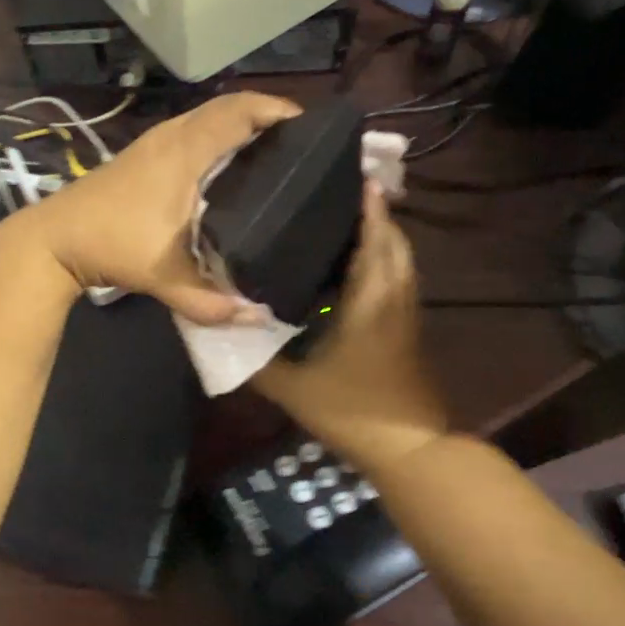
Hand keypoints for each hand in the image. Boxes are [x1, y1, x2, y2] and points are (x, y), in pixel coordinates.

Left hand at [18, 91, 301, 324]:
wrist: (53, 239)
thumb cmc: (110, 245)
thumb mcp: (164, 278)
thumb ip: (213, 301)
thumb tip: (260, 317)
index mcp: (183, 152)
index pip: (237, 111)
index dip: (275, 110)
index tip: (310, 127)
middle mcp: (171, 136)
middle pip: (227, 107)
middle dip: (266, 116)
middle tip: (301, 144)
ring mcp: (153, 142)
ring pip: (207, 117)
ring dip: (240, 125)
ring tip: (275, 153)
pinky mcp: (142, 154)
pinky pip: (192, 131)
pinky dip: (218, 136)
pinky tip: (231, 167)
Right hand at [252, 182, 445, 472]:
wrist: (410, 450)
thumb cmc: (352, 409)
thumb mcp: (291, 387)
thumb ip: (253, 356)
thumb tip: (215, 328)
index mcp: (371, 299)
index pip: (375, 239)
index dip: (368, 207)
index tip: (351, 175)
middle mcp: (394, 297)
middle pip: (394, 242)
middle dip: (374, 213)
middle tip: (338, 192)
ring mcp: (405, 313)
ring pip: (401, 260)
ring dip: (381, 235)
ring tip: (341, 220)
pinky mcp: (407, 329)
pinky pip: (398, 277)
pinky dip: (383, 258)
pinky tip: (352, 265)